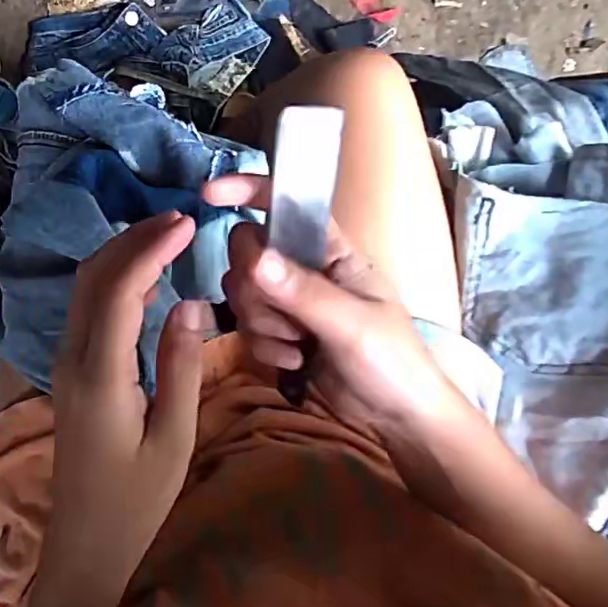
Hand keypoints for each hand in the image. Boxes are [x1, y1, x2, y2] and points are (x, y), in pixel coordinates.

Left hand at [47, 211, 213, 592]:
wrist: (85, 547)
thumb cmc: (136, 502)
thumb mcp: (174, 439)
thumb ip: (181, 367)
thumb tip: (189, 304)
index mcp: (100, 375)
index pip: (120, 290)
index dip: (151, 249)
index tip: (186, 223)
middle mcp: (72, 359)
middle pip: (94, 278)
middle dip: (133, 239)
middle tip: (179, 220)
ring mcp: (65, 364)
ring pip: (86, 290)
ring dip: (123, 256)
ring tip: (167, 238)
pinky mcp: (71, 373)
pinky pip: (89, 311)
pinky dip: (117, 283)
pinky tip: (147, 283)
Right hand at [203, 174, 477, 438]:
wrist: (396, 416)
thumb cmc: (393, 361)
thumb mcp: (353, 325)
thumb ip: (303, 292)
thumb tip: (254, 258)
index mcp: (331, 251)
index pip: (285, 206)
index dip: (248, 191)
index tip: (211, 195)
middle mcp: (304, 269)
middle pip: (247, 255)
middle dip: (257, 293)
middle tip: (291, 321)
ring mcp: (289, 302)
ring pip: (242, 294)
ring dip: (263, 326)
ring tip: (301, 347)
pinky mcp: (279, 333)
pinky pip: (245, 327)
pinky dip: (264, 348)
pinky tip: (296, 363)